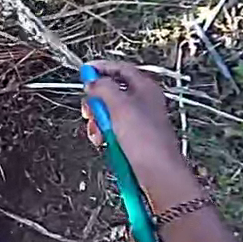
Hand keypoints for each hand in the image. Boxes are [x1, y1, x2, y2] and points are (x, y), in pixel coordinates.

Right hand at [81, 60, 206, 213]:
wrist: (157, 174)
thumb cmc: (146, 141)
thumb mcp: (119, 106)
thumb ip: (103, 88)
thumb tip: (92, 80)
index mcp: (144, 88)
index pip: (120, 68)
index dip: (101, 68)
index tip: (85, 72)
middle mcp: (142, 102)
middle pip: (111, 91)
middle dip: (96, 101)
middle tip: (90, 110)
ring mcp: (137, 121)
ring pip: (108, 112)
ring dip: (98, 121)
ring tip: (99, 131)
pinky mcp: (132, 138)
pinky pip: (111, 129)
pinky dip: (103, 133)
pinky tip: (103, 141)